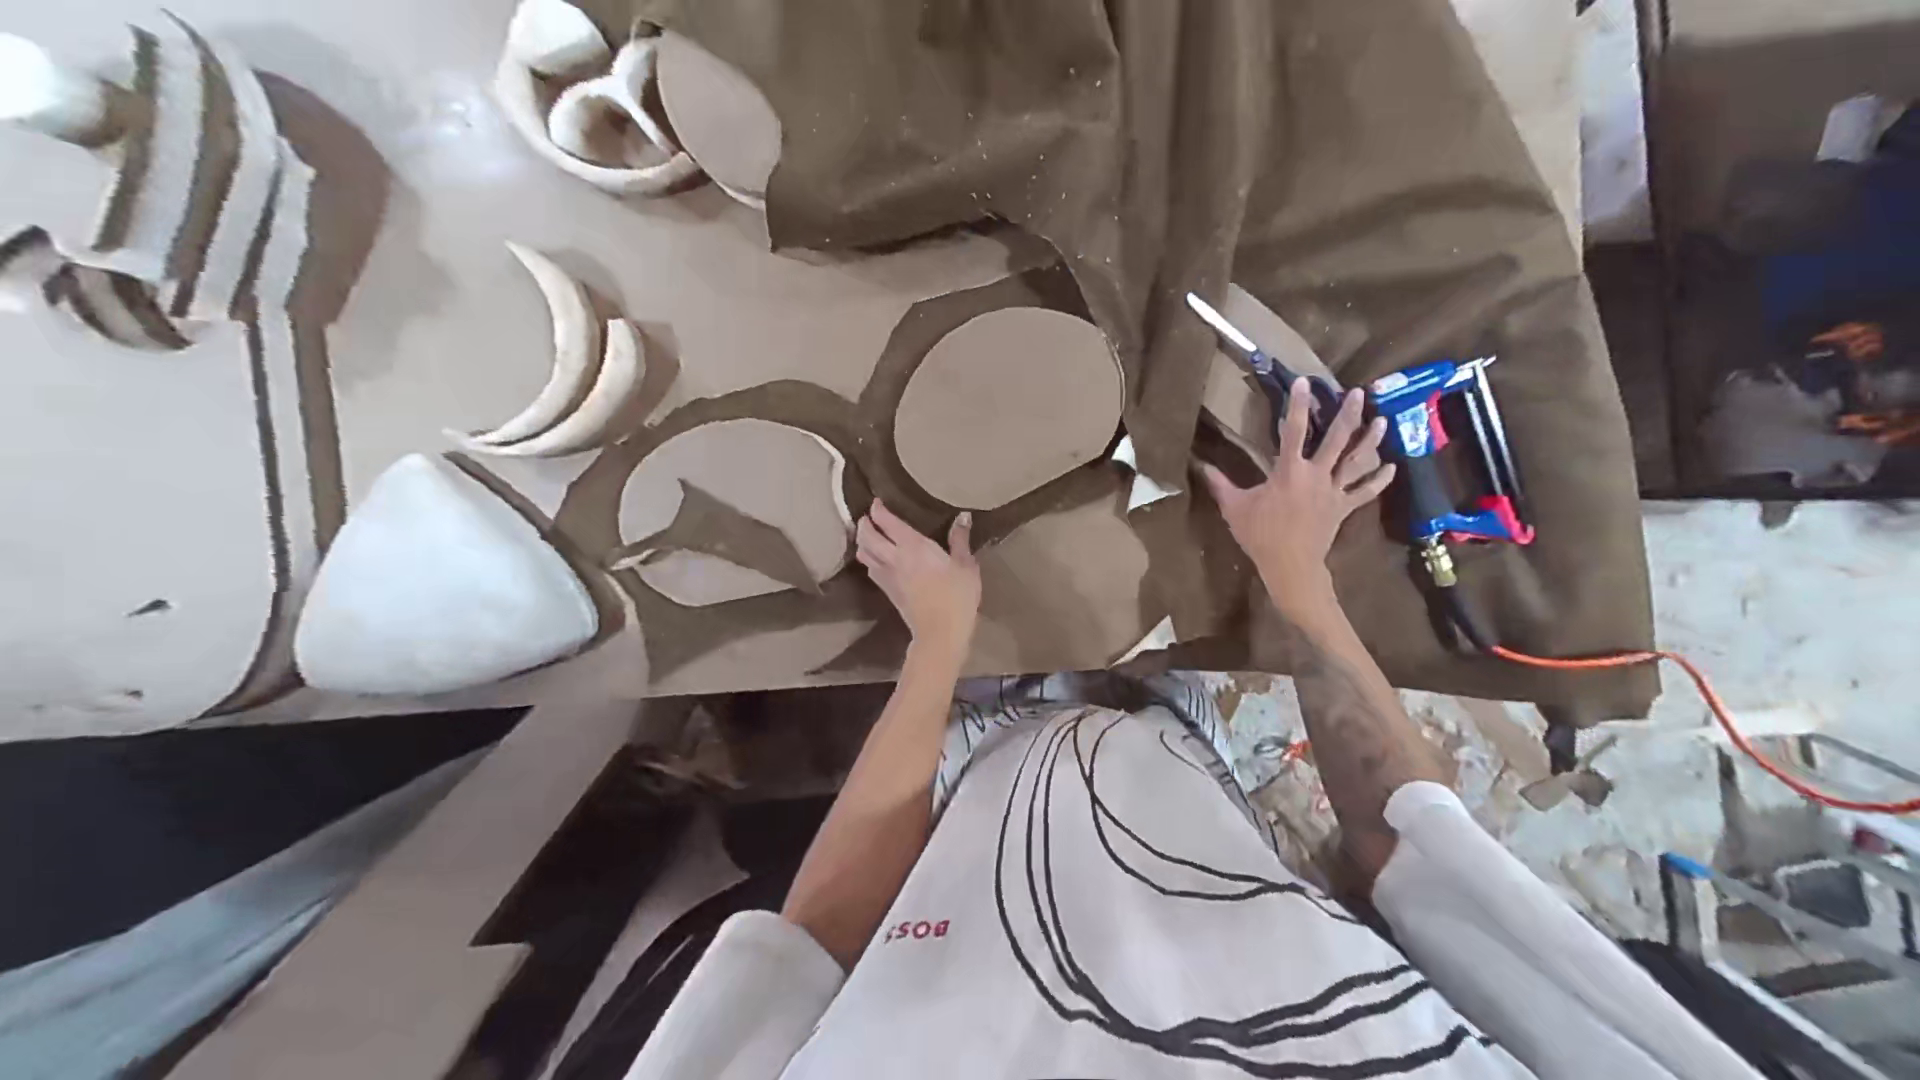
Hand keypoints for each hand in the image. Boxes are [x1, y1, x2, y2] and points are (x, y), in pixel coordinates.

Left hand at [855, 499, 981, 662]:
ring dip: (862, 541)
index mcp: (913, 546)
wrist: (940, 632)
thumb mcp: (965, 565)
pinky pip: (870, 569)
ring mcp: (887, 575)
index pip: (887, 522)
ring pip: (863, 553)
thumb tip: (963, 517)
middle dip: (864, 524)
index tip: (877, 502)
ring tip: (867, 535)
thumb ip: (960, 540)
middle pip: (867, 535)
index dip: (878, 509)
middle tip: (867, 517)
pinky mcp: (887, 591)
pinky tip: (876, 559)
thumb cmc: (957, 596)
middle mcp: (894, 557)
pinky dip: (868, 559)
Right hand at [1200, 381, 1395, 610]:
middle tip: (1359, 393)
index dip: (1298, 405)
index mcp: (1289, 471)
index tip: (1303, 382)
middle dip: (1348, 414)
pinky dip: (1378, 480)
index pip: (1293, 431)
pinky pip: (1365, 492)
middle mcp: (1316, 475)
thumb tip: (1199, 465)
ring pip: (1356, 461)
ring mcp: (1333, 491)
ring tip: (1382, 421)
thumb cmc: (1259, 534)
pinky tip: (1391, 467)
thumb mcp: (1233, 507)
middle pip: (1336, 439)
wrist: (1289, 564)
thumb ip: (1219, 483)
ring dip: (1370, 440)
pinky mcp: (1343, 508)